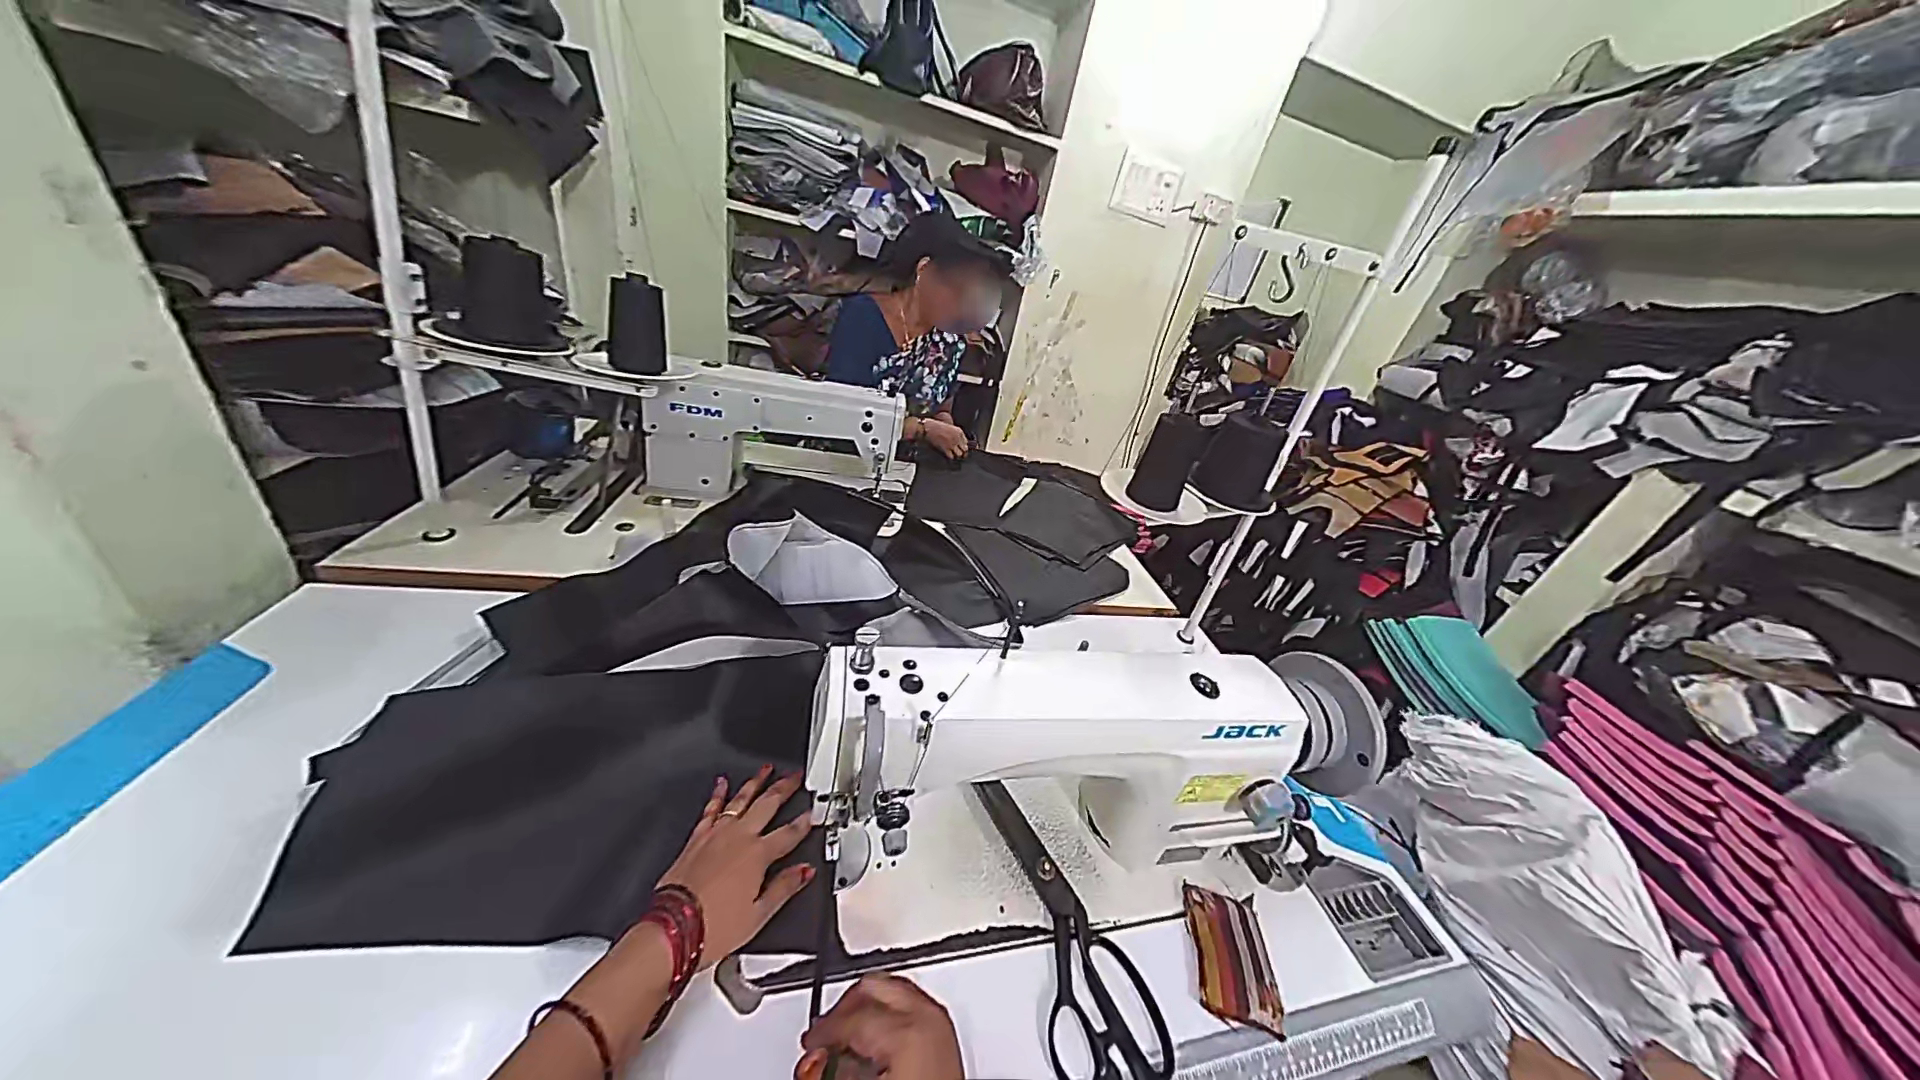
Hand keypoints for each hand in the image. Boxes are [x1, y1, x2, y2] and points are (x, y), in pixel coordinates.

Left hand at [660, 765, 815, 968]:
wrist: (673, 929)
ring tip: (765, 769)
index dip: (804, 822)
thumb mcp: (758, 914)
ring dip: (756, 782)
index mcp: (758, 855)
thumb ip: (784, 887)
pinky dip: (718, 794)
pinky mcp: (697, 839)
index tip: (812, 813)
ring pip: (741, 799)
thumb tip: (803, 872)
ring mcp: (717, 835)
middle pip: (768, 804)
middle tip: (795, 776)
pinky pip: (711, 809)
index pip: (789, 833)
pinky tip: (721, 784)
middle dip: (784, 788)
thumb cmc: (713, 927)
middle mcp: (739, 838)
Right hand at [798, 974, 963, 1079]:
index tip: (810, 1044)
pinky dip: (886, 1014)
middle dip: (844, 1008)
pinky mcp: (945, 1030)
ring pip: (892, 990)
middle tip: (824, 1035)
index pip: (852, 1013)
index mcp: (909, 1025)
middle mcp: (929, 1013)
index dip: (823, 1030)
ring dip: (865, 1009)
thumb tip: (816, 1057)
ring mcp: (940, 1019)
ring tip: (846, 1039)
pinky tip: (873, 1041)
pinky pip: (909, 1004)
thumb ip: (837, 1066)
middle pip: (873, 986)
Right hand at [919, 419, 969, 459]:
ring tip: (952, 454)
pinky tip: (947, 454)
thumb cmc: (935, 426)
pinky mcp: (946, 449)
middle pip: (965, 449)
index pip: (966, 442)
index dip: (963, 446)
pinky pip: (951, 456)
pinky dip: (949, 457)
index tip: (961, 448)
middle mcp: (957, 438)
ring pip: (959, 454)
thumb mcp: (949, 427)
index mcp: (959, 431)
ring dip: (956, 455)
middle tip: (957, 453)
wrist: (927, 428)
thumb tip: (958, 444)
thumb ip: (955, 434)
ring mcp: (952, 444)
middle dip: (961, 452)